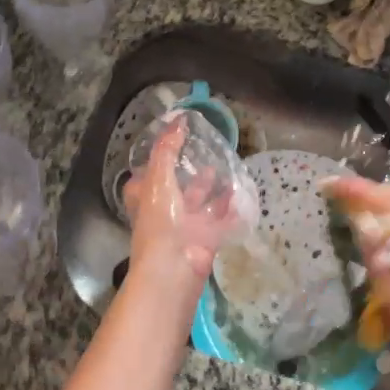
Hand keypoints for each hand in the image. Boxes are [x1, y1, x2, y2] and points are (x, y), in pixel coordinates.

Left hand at [122, 117, 248, 288]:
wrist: (174, 269)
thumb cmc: (160, 222)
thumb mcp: (159, 179)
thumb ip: (167, 149)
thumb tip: (177, 119)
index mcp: (147, 198)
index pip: (149, 176)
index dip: (160, 160)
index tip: (177, 143)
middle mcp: (164, 213)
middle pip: (178, 191)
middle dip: (192, 176)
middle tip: (208, 155)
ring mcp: (185, 228)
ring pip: (201, 206)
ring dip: (213, 190)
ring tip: (228, 170)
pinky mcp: (205, 240)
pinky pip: (220, 221)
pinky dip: (231, 210)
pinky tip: (242, 195)